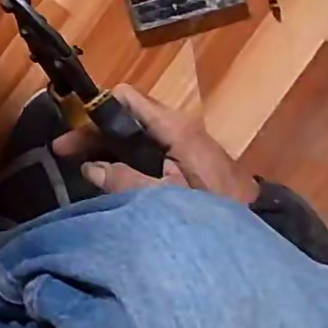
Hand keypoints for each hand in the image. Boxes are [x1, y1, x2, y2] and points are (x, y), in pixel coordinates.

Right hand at [52, 85, 258, 202]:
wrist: (266, 230)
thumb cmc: (218, 211)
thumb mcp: (167, 199)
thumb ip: (126, 182)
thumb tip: (89, 169)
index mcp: (172, 126)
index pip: (125, 97)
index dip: (96, 106)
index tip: (72, 127)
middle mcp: (174, 126)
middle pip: (122, 116)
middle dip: (91, 131)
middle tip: (62, 152)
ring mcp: (180, 141)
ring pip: (131, 133)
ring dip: (103, 145)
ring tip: (77, 164)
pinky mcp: (183, 158)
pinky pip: (143, 148)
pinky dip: (120, 156)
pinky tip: (105, 174)